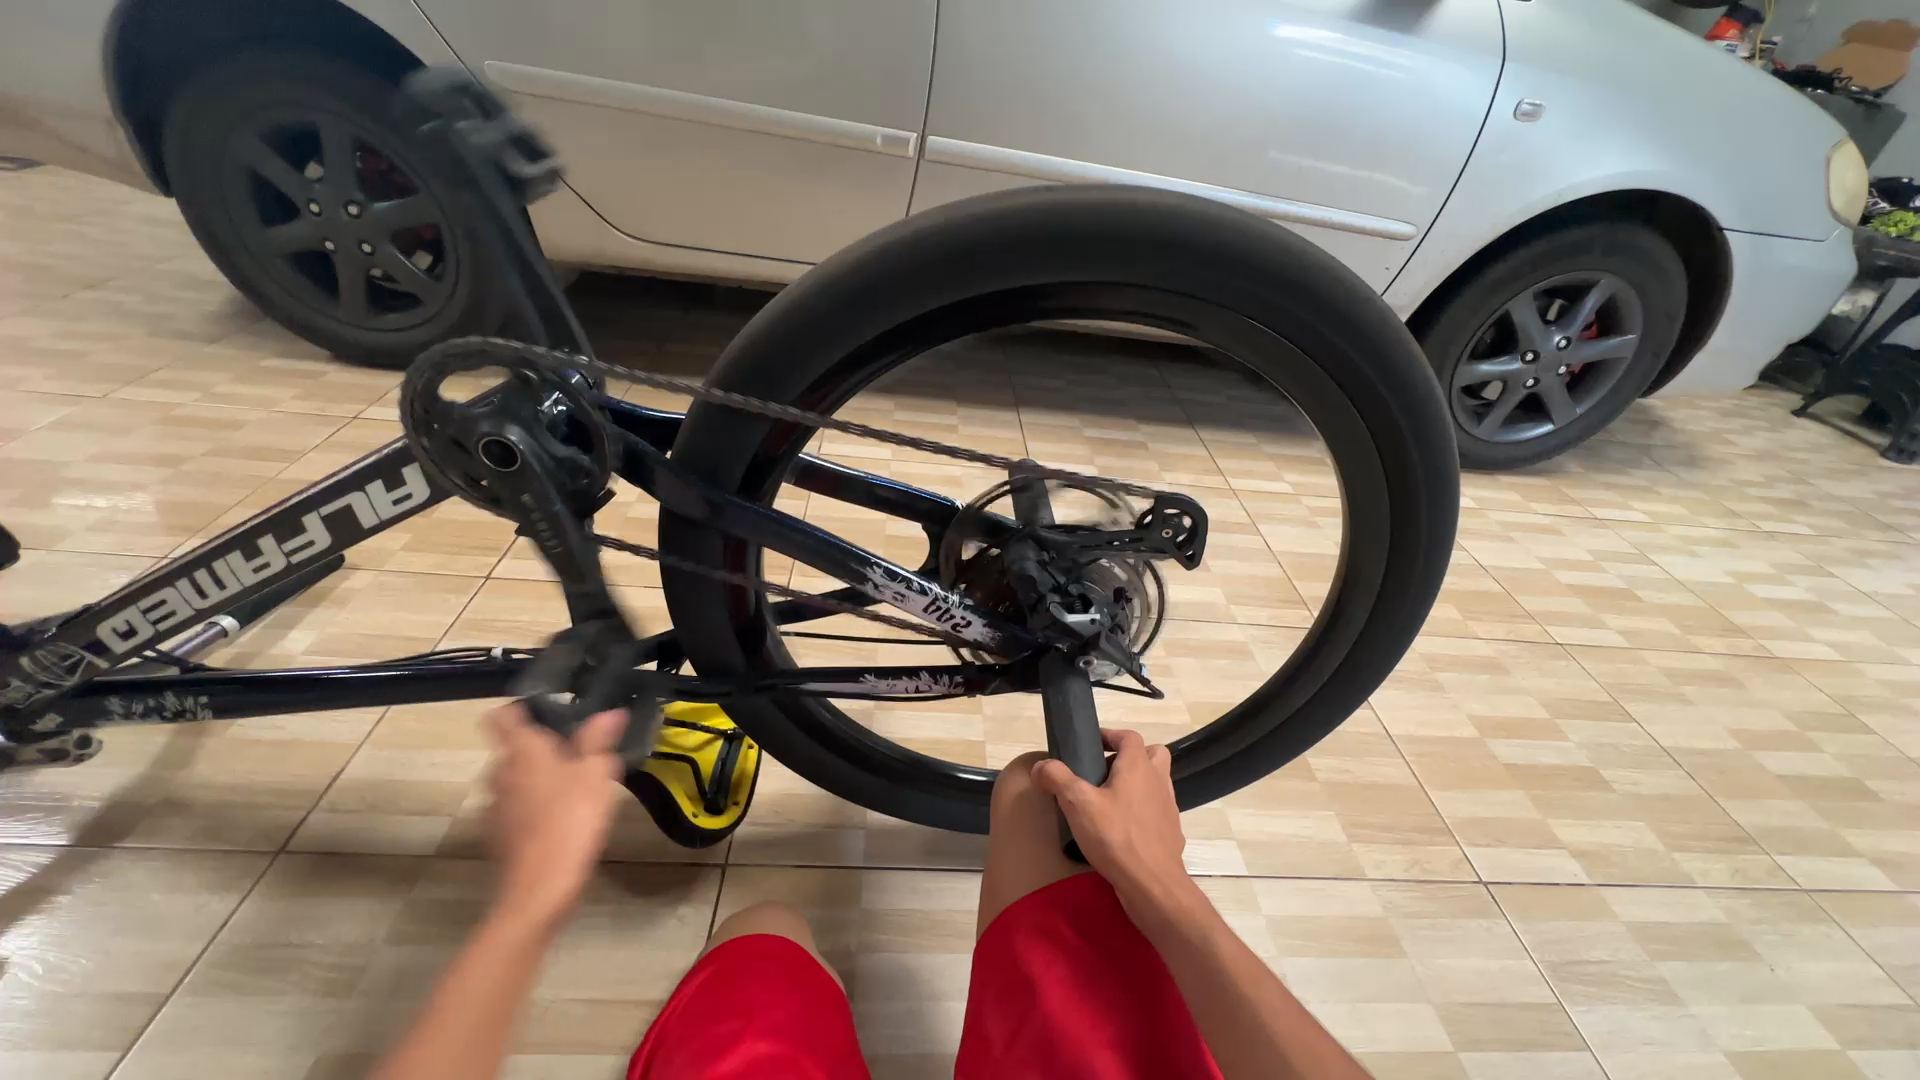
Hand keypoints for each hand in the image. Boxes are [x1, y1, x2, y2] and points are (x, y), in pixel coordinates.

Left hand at [483, 703, 628, 929]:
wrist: (540, 887)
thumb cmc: (571, 819)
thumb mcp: (597, 773)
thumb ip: (599, 739)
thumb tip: (610, 713)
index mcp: (522, 751)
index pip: (503, 715)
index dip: (522, 709)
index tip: (550, 712)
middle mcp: (500, 773)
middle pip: (513, 749)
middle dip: (541, 749)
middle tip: (578, 754)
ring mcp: (494, 806)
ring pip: (515, 780)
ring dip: (538, 780)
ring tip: (574, 789)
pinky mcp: (497, 835)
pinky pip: (515, 808)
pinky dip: (533, 807)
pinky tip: (561, 821)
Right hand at [1032, 729, 1192, 917]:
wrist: (1152, 884)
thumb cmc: (1115, 836)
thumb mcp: (1077, 803)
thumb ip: (1057, 778)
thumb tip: (1040, 766)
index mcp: (1138, 767)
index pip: (1129, 736)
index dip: (1111, 735)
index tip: (1091, 744)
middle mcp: (1158, 781)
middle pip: (1152, 754)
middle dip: (1131, 757)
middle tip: (1105, 771)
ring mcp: (1168, 808)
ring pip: (1156, 783)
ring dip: (1137, 784)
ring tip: (1109, 801)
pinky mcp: (1170, 833)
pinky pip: (1157, 811)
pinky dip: (1142, 812)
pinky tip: (1122, 829)